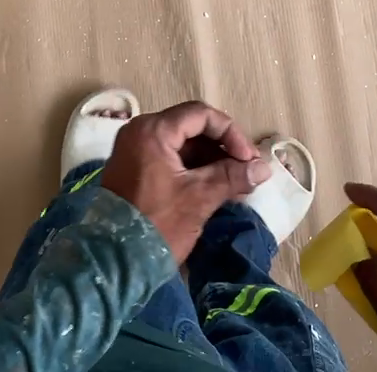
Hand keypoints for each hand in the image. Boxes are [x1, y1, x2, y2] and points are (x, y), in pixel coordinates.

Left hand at [101, 101, 270, 262]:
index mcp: (153, 130)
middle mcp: (140, 130)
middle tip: (246, 169)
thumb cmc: (157, 225)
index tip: (249, 159)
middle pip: (190, 126)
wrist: (112, 262)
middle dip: (221, 146)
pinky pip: (168, 155)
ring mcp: (133, 148)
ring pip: (180, 142)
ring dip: (209, 157)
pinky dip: (191, 166)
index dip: (230, 133)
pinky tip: (212, 185)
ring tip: (234, 181)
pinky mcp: (133, 166)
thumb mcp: (198, 198)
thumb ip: (231, 177)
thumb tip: (263, 168)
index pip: (200, 115)